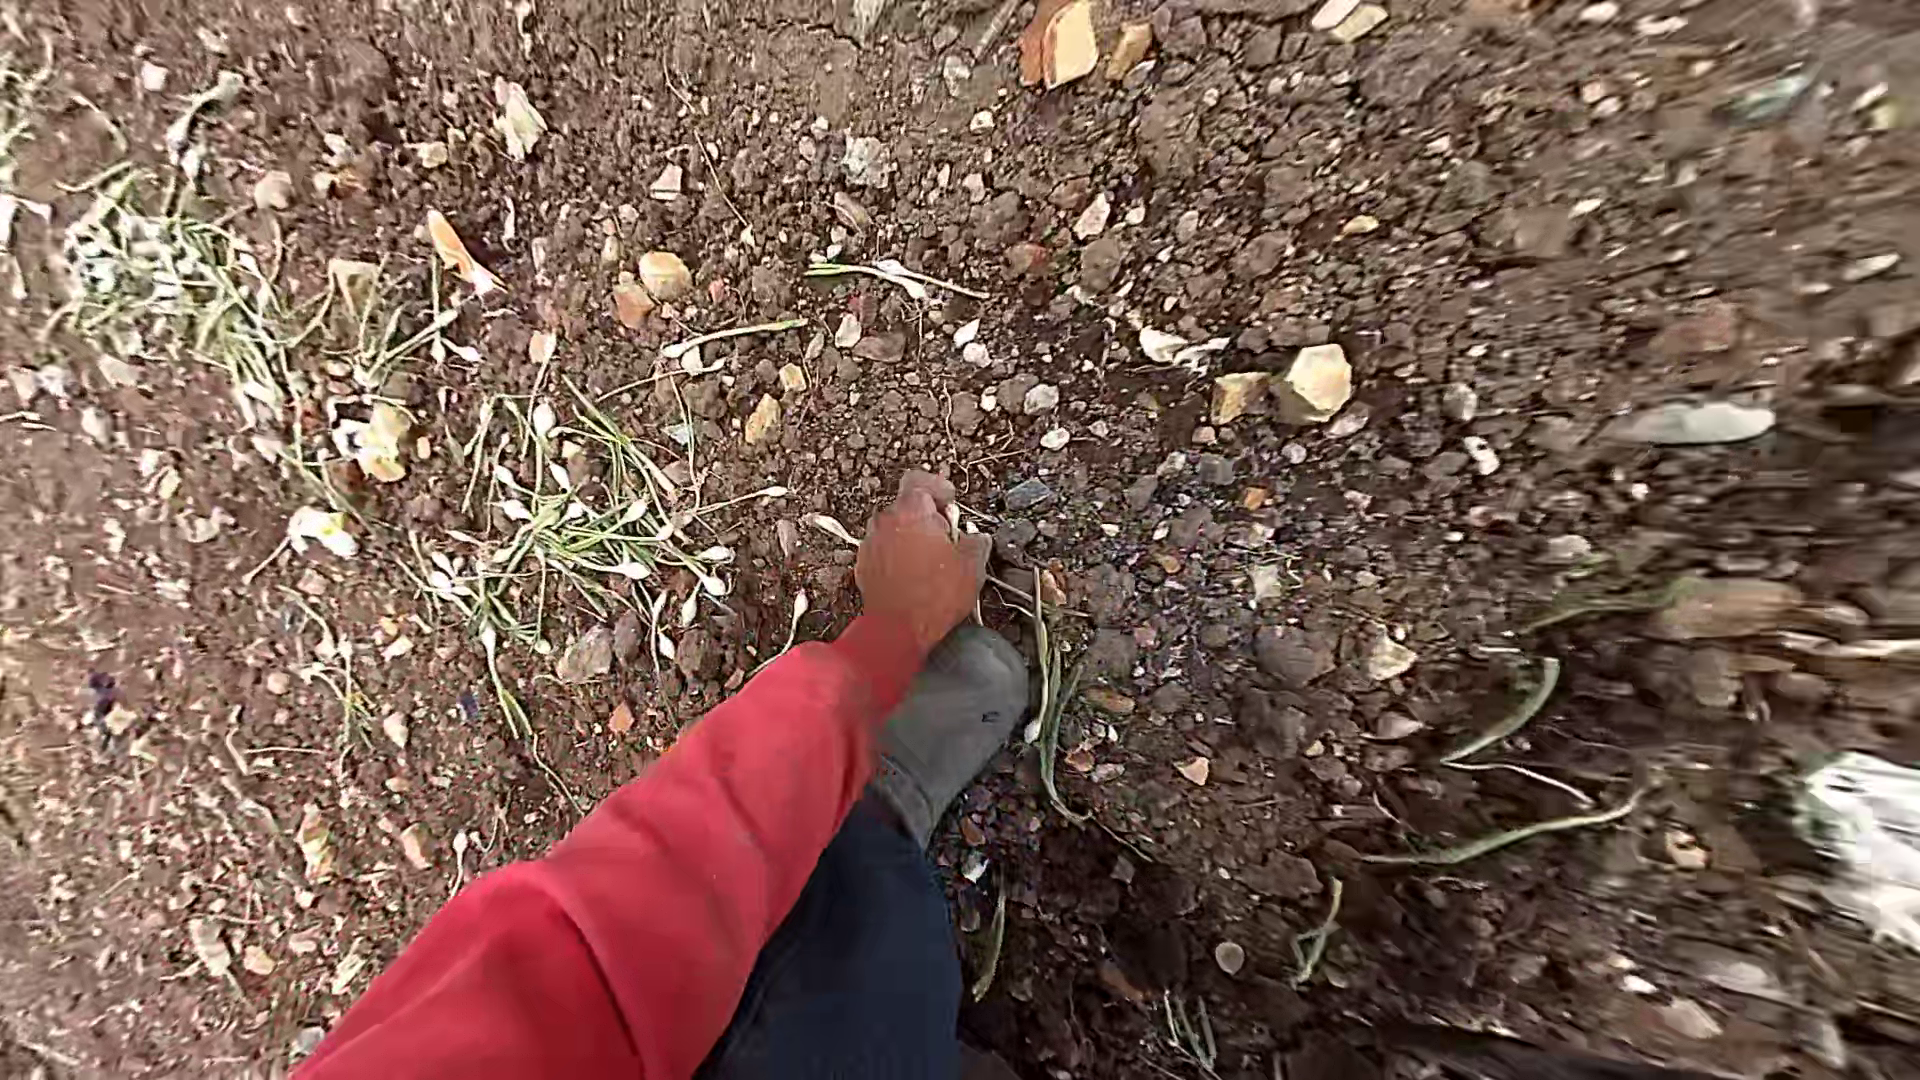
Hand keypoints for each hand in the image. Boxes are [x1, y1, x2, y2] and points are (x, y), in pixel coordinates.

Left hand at [856, 471, 990, 656]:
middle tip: (947, 536)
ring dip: (911, 537)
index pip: (920, 480)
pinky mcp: (864, 566)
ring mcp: (871, 544)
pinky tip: (915, 575)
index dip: (938, 487)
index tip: (949, 501)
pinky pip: (884, 550)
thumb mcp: (971, 567)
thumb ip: (976, 542)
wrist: (898, 631)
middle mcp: (886, 522)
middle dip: (927, 517)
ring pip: (894, 528)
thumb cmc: (933, 598)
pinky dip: (898, 556)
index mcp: (911, 512)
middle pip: (907, 506)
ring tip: (932, 559)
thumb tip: (977, 539)